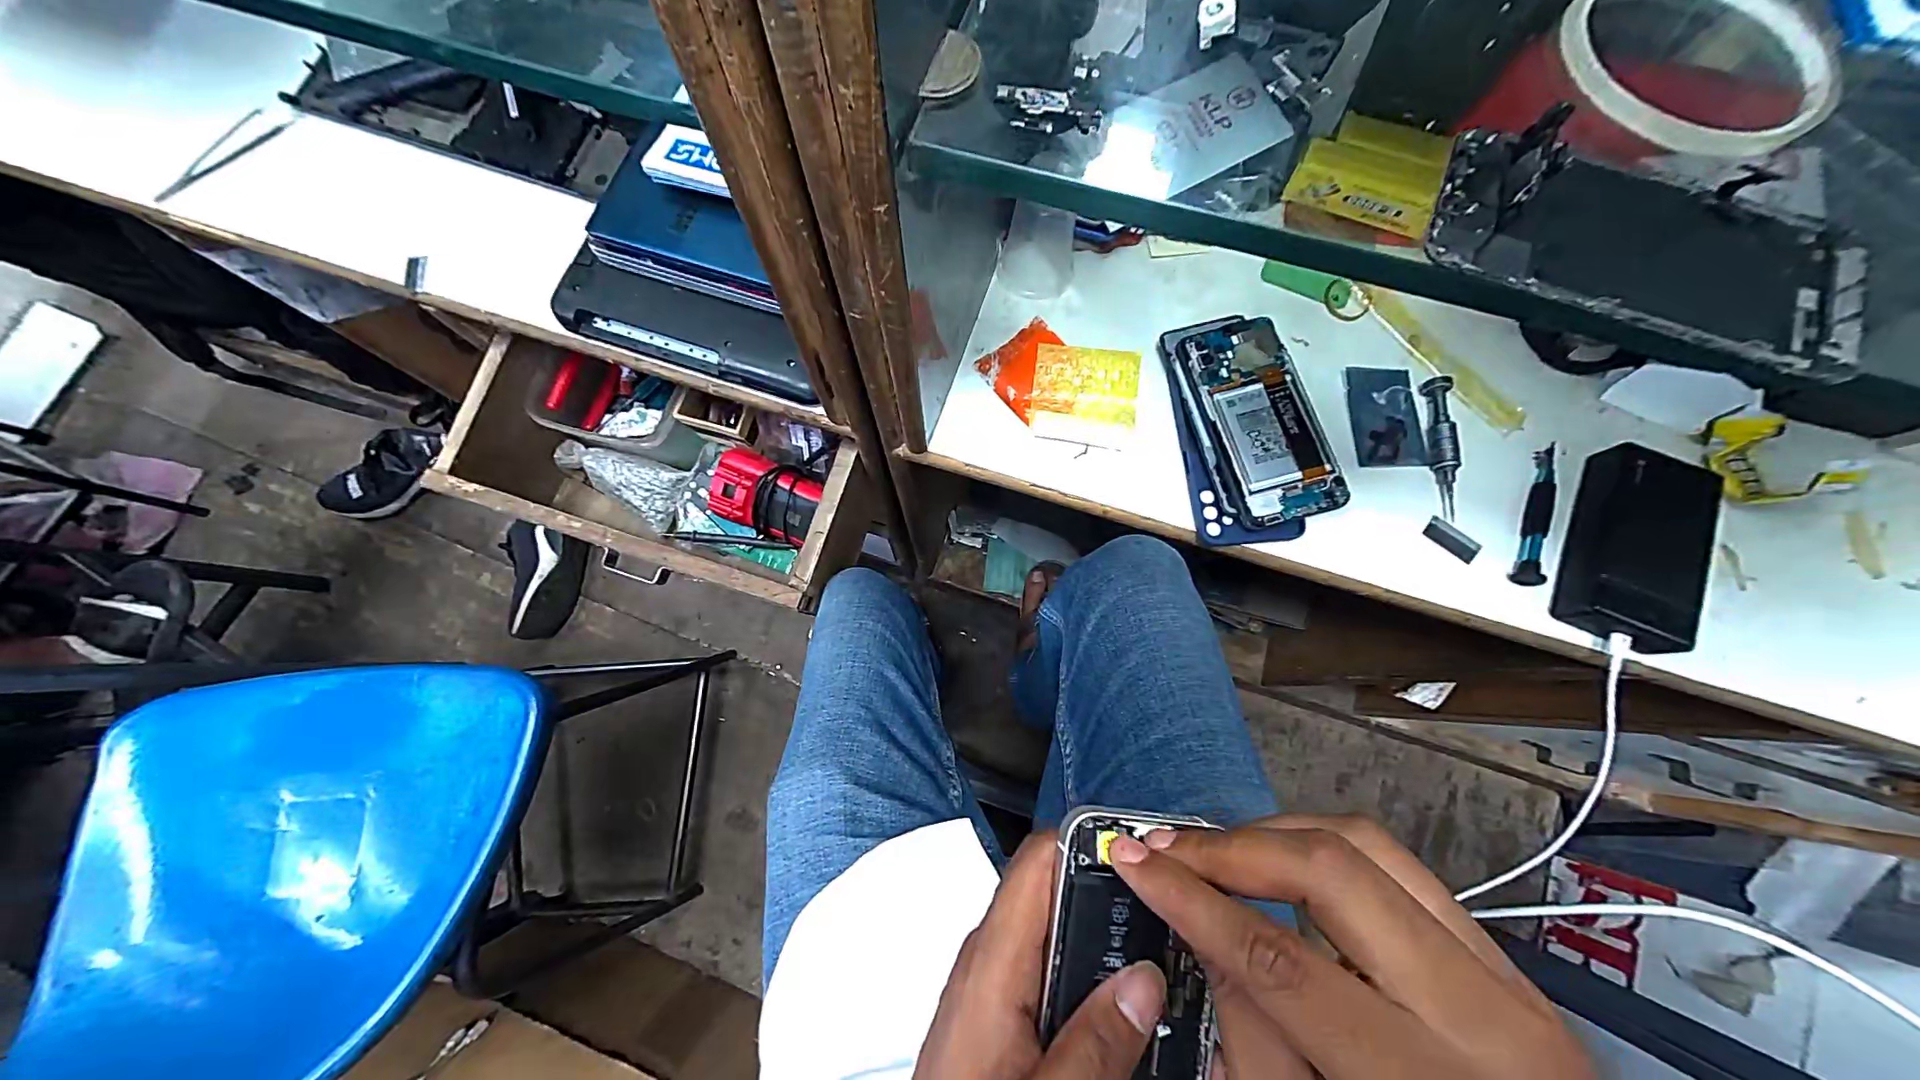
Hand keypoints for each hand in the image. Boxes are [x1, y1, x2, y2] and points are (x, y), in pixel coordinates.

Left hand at [917, 833, 1168, 1079]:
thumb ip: (1097, 1042)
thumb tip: (1145, 977)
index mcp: (992, 961)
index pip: (1037, 861)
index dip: (1087, 844)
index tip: (1140, 856)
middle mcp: (987, 956)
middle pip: (1050, 891)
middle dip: (1105, 897)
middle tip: (1163, 915)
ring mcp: (989, 979)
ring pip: (1051, 930)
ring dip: (1097, 938)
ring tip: (1152, 959)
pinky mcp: (994, 1007)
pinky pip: (1042, 964)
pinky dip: (1079, 971)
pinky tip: (1115, 1004)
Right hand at [1108, 816, 1594, 1079]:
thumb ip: (1254, 1039)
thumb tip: (1203, 934)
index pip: (1281, 961)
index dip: (1193, 901)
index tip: (1132, 860)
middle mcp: (1483, 1015)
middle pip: (1330, 873)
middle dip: (1231, 849)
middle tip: (1167, 847)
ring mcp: (1506, 976)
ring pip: (1366, 844)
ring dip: (1272, 832)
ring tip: (1214, 849)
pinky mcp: (1504, 958)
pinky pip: (1399, 864)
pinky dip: (1322, 846)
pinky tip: (1280, 863)